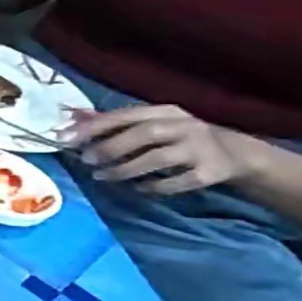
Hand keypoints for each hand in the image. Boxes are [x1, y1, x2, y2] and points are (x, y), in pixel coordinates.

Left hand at [63, 104, 265, 194]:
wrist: (236, 154)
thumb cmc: (178, 138)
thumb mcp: (154, 124)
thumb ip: (118, 125)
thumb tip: (73, 125)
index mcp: (164, 111)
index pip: (123, 115)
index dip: (93, 126)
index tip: (65, 138)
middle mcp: (184, 125)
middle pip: (143, 134)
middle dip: (110, 147)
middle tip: (86, 161)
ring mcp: (200, 148)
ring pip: (157, 158)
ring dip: (125, 169)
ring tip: (102, 177)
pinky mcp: (212, 172)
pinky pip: (178, 182)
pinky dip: (154, 187)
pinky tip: (138, 189)